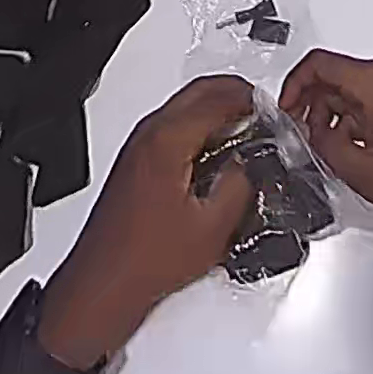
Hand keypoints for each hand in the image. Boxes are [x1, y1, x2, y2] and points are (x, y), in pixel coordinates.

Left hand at [38, 75, 257, 368]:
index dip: (248, 100)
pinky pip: (173, 122)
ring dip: (215, 106)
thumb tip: (247, 165)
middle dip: (232, 93)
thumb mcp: (212, 230)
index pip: (215, 99)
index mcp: (168, 140)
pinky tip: (215, 148)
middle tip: (258, 108)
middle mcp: (150, 132)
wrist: (104, 283)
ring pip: (184, 103)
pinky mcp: (136, 156)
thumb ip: (238, 187)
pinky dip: (198, 122)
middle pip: (198, 90)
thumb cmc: (144, 260)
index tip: (268, 109)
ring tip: (243, 127)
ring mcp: (139, 142)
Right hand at [279, 49, 372, 231]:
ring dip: (327, 117)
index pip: (316, 63)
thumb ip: (326, 148)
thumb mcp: (363, 169)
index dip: (293, 85)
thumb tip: (311, 137)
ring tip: (325, 151)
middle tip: (301, 134)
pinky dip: (346, 123)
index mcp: (368, 81)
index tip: (286, 110)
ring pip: (342, 91)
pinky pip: (360, 104)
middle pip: (327, 76)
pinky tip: (347, 153)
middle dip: (308, 105)